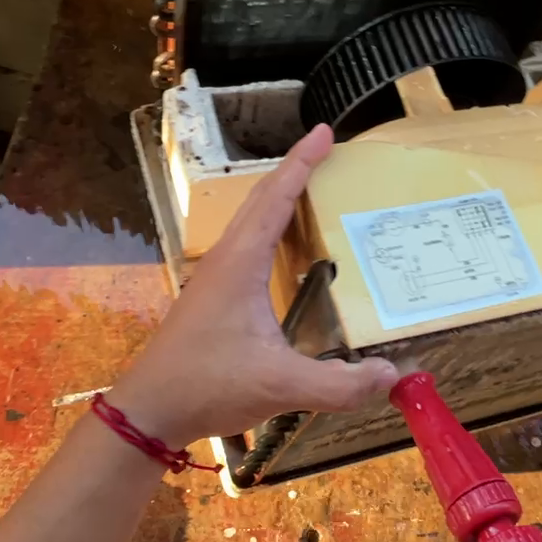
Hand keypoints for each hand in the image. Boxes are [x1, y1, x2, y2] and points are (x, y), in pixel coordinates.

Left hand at [104, 124, 398, 446]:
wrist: (149, 410)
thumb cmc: (208, 385)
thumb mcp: (281, 385)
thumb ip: (340, 384)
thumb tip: (391, 374)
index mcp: (241, 263)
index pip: (275, 197)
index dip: (302, 161)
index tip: (326, 131)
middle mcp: (226, 261)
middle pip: (260, 201)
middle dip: (294, 172)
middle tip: (327, 153)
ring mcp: (215, 279)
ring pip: (251, 224)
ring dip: (280, 202)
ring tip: (314, 196)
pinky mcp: (212, 300)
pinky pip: (247, 249)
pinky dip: (271, 235)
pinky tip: (286, 257)